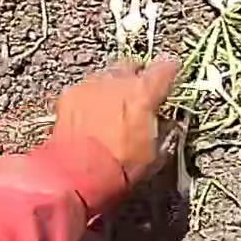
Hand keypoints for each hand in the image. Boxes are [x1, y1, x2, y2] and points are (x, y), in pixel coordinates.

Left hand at [51, 57, 180, 188]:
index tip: (170, 75)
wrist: (74, 174)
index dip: (169, 72)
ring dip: (111, 85)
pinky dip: (90, 97)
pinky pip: (85, 88)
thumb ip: (164, 129)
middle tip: (137, 93)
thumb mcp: (154, 155)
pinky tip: (88, 114)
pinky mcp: (69, 94)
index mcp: (143, 93)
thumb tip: (167, 121)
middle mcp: (117, 81)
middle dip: (136, 76)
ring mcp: (90, 85)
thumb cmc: (119, 168)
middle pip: (131, 66)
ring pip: (106, 75)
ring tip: (111, 105)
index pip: (164, 69)